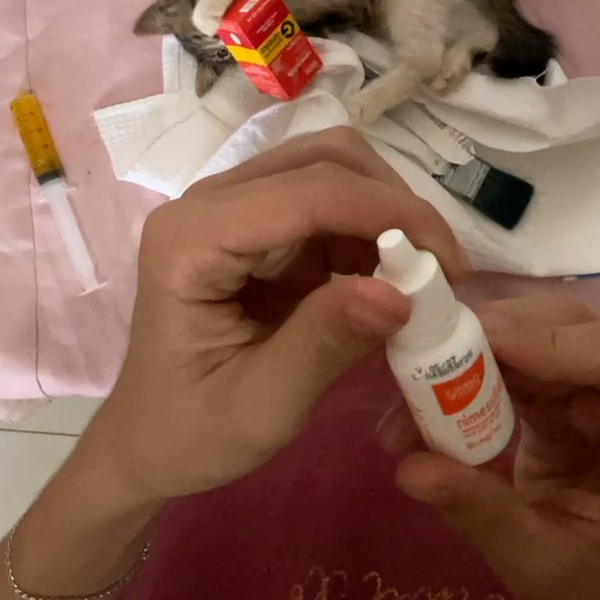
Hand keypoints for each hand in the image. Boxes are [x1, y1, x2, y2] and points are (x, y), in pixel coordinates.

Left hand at [83, 127, 467, 501]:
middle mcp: (210, 203)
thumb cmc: (190, 432)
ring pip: (331, 169)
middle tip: (439, 270)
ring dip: (384, 215)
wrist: (149, 440)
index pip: (305, 193)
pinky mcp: (256, 221)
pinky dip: (368, 232)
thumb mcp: (259, 408)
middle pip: (322, 159)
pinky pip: (326, 201)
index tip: (450, 265)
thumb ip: (323, 346)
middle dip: (391, 204)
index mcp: (193, 239)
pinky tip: (384, 279)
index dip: (387, 214)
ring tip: (416, 279)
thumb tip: (400, 294)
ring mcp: (233, 205)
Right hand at [391, 296, 599, 599]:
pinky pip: (527, 352)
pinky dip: (481, 361)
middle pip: (589, 330)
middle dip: (510, 334)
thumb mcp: (540, 565)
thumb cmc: (592, 591)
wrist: (596, 598)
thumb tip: (411, 469)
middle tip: (440, 348)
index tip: (487, 344)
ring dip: (487, 342)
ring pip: (552, 328)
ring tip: (426, 368)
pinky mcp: (578, 385)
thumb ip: (483, 513)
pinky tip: (440, 379)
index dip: (561, 340)